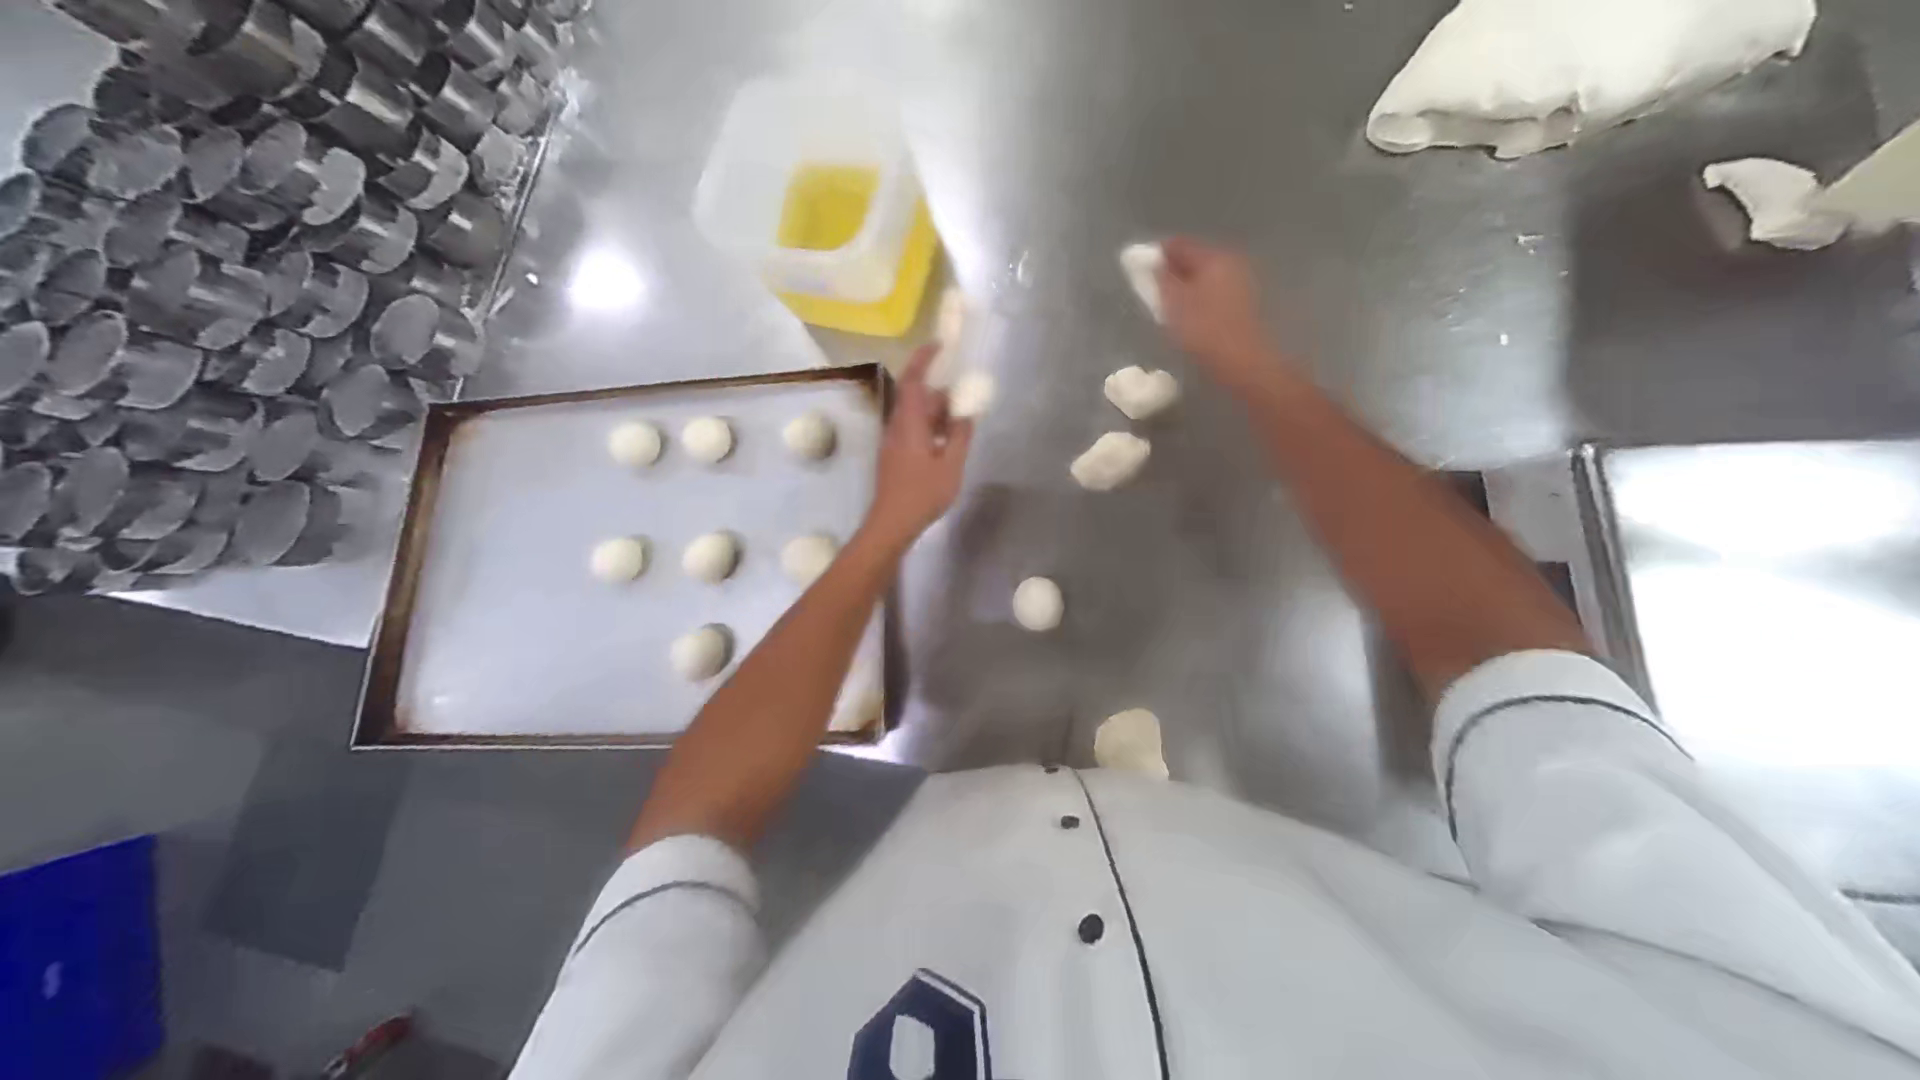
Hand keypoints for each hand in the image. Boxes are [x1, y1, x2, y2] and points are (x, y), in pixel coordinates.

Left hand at [862, 346, 974, 547]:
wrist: (891, 523)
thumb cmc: (922, 494)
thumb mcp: (951, 465)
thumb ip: (960, 436)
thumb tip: (965, 414)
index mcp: (909, 422)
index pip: (914, 380)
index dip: (924, 359)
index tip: (939, 346)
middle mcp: (897, 426)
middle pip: (917, 398)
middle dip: (940, 395)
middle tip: (964, 402)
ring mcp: (892, 442)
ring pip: (915, 417)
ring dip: (936, 415)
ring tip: (959, 427)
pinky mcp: (893, 456)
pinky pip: (912, 431)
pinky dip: (930, 429)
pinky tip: (945, 446)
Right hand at [1158, 237, 1293, 390]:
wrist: (1243, 362)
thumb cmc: (1203, 330)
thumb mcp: (1172, 302)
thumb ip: (1159, 278)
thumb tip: (1151, 261)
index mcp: (1213, 257)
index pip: (1178, 244)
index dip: (1156, 254)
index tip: (1138, 270)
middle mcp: (1231, 262)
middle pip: (1194, 259)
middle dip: (1172, 271)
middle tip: (1152, 291)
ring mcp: (1241, 282)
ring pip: (1204, 277)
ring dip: (1185, 287)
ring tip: (1168, 307)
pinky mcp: (1244, 303)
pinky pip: (1214, 292)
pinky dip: (1199, 299)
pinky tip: (1189, 317)